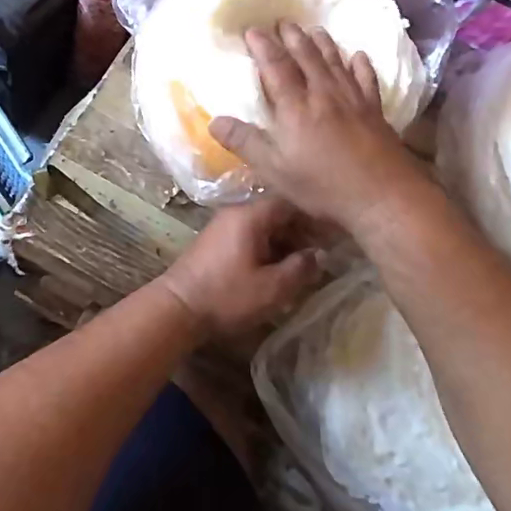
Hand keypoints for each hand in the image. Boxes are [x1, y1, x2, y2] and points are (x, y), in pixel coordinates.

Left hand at [157, 197, 320, 339]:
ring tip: (304, 263)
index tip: (333, 234)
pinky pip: (252, 234)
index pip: (292, 201)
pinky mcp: (218, 240)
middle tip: (323, 251)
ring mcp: (225, 225)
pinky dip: (269, 246)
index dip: (315, 216)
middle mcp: (237, 211)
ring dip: (286, 241)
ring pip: (265, 224)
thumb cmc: (227, 296)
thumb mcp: (272, 288)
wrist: (176, 309)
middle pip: (278, 211)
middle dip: (302, 230)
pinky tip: (279, 267)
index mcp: (252, 214)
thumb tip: (321, 255)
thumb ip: (301, 268)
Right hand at [208, 22, 433, 230]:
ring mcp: (352, 99)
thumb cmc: (324, 186)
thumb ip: (246, 143)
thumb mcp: (275, 171)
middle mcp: (324, 94)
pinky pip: (366, 79)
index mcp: (296, 107)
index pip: (276, 67)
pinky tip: (357, 55)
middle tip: (283, 21)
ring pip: (335, 62)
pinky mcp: (374, 110)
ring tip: (314, 29)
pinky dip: (360, 64)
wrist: (382, 195)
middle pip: (307, 56)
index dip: (263, 46)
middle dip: (292, 37)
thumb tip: (214, 121)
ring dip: (322, 43)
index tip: (252, 30)